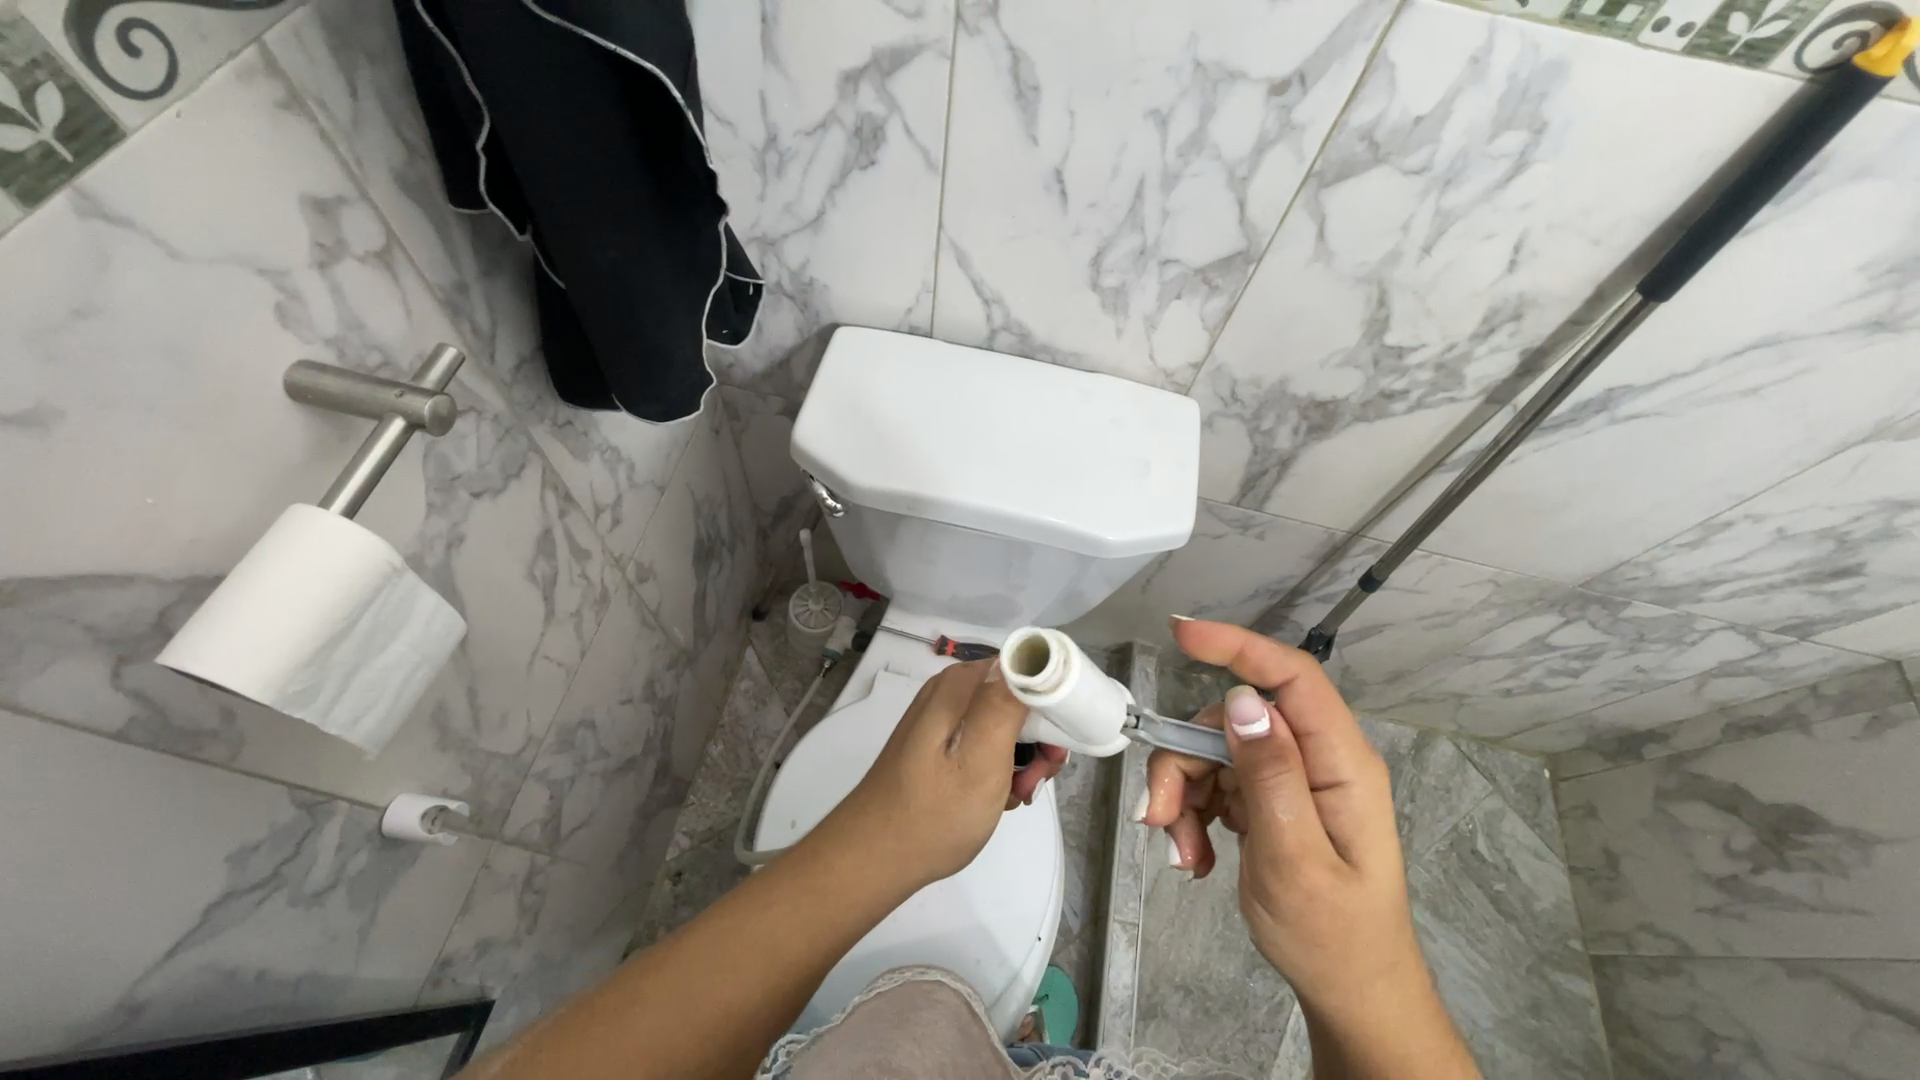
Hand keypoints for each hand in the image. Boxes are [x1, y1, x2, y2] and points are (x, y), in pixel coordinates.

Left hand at [814, 660, 1054, 890]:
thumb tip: (1028, 660)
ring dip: (1022, 758)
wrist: (875, 857)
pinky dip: (999, 768)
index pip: (1023, 667)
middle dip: (1038, 737)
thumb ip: (1004, 706)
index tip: (1056, 744)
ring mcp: (943, 719)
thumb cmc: (934, 814)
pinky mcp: (939, 744)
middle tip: (1035, 780)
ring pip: (1005, 723)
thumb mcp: (979, 761)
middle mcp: (951, 693)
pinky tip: (996, 798)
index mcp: (960, 686)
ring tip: (1015, 795)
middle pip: (1017, 697)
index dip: (1051, 700)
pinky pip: (985, 742)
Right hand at [1144, 620, 1474, 1075]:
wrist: (1349, 991)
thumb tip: (1243, 700)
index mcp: (1341, 763)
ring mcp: (1293, 780)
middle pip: (1233, 721)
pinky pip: (1217, 782)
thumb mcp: (1295, 860)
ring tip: (1184, 852)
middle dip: (1185, 759)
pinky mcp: (1272, 801)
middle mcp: (1318, 760)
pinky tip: (1196, 854)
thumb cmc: (1332, 936)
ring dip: (1184, 795)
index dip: (1238, 646)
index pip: (1292, 677)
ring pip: (1216, 751)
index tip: (1181, 633)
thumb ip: (1270, 776)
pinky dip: (1194, 812)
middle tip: (1159, 817)